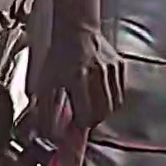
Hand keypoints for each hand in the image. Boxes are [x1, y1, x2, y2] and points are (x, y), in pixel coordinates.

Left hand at [43, 17, 126, 132]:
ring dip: (103, 112)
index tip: (74, 125)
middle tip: (82, 119)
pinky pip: (120, 93)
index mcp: (78, 78)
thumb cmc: (58, 58)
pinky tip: (99, 98)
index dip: (80, 124)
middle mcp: (98, 73)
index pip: (87, 114)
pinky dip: (111, 100)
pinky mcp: (120, 66)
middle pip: (103, 112)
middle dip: (92, 120)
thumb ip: (45, 110)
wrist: (76, 32)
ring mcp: (112, 69)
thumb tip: (48, 132)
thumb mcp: (45, 83)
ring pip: (114, 105)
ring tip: (90, 109)